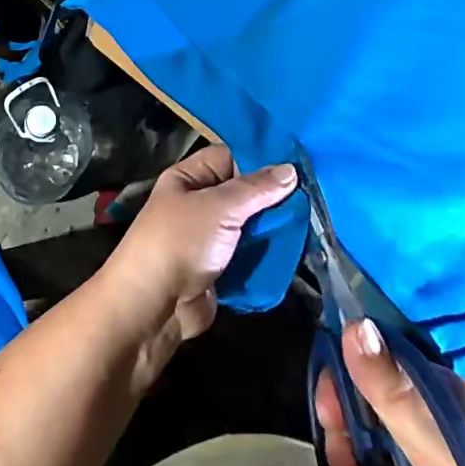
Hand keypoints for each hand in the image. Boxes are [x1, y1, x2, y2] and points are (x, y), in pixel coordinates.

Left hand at [104, 145, 296, 340]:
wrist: (153, 308)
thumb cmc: (181, 243)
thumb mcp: (219, 207)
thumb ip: (257, 188)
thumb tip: (291, 170)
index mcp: (189, 178)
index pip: (231, 156)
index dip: (261, 158)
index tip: (298, 162)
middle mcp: (198, 203)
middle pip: (243, 191)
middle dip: (273, 195)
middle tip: (311, 192)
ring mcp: (209, 236)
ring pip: (249, 222)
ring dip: (273, 224)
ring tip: (309, 218)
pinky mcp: (220, 265)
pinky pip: (249, 250)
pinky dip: (267, 250)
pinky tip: (296, 244)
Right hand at [317, 320, 464, 465]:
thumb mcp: (435, 439)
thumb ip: (392, 389)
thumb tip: (353, 321)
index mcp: (426, 391)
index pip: (367, 370)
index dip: (340, 384)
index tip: (326, 408)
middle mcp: (421, 420)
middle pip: (360, 418)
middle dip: (342, 443)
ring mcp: (422, 464)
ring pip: (365, 459)